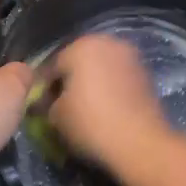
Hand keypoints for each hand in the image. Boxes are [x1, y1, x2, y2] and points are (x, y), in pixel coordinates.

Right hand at [45, 34, 172, 166]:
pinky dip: (108, 88)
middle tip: (61, 105)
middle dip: (69, 80)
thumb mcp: (55, 116)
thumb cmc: (90, 123)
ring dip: (90, 83)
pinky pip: (117, 77)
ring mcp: (130, 56)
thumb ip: (46, 103)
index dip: (43, 88)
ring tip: (83, 108)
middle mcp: (107, 42)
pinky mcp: (145, 73)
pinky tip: (104, 109)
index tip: (40, 107)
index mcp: (81, 45)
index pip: (52, 65)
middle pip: (78, 61)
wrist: (140, 143)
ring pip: (100, 68)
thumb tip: (48, 103)